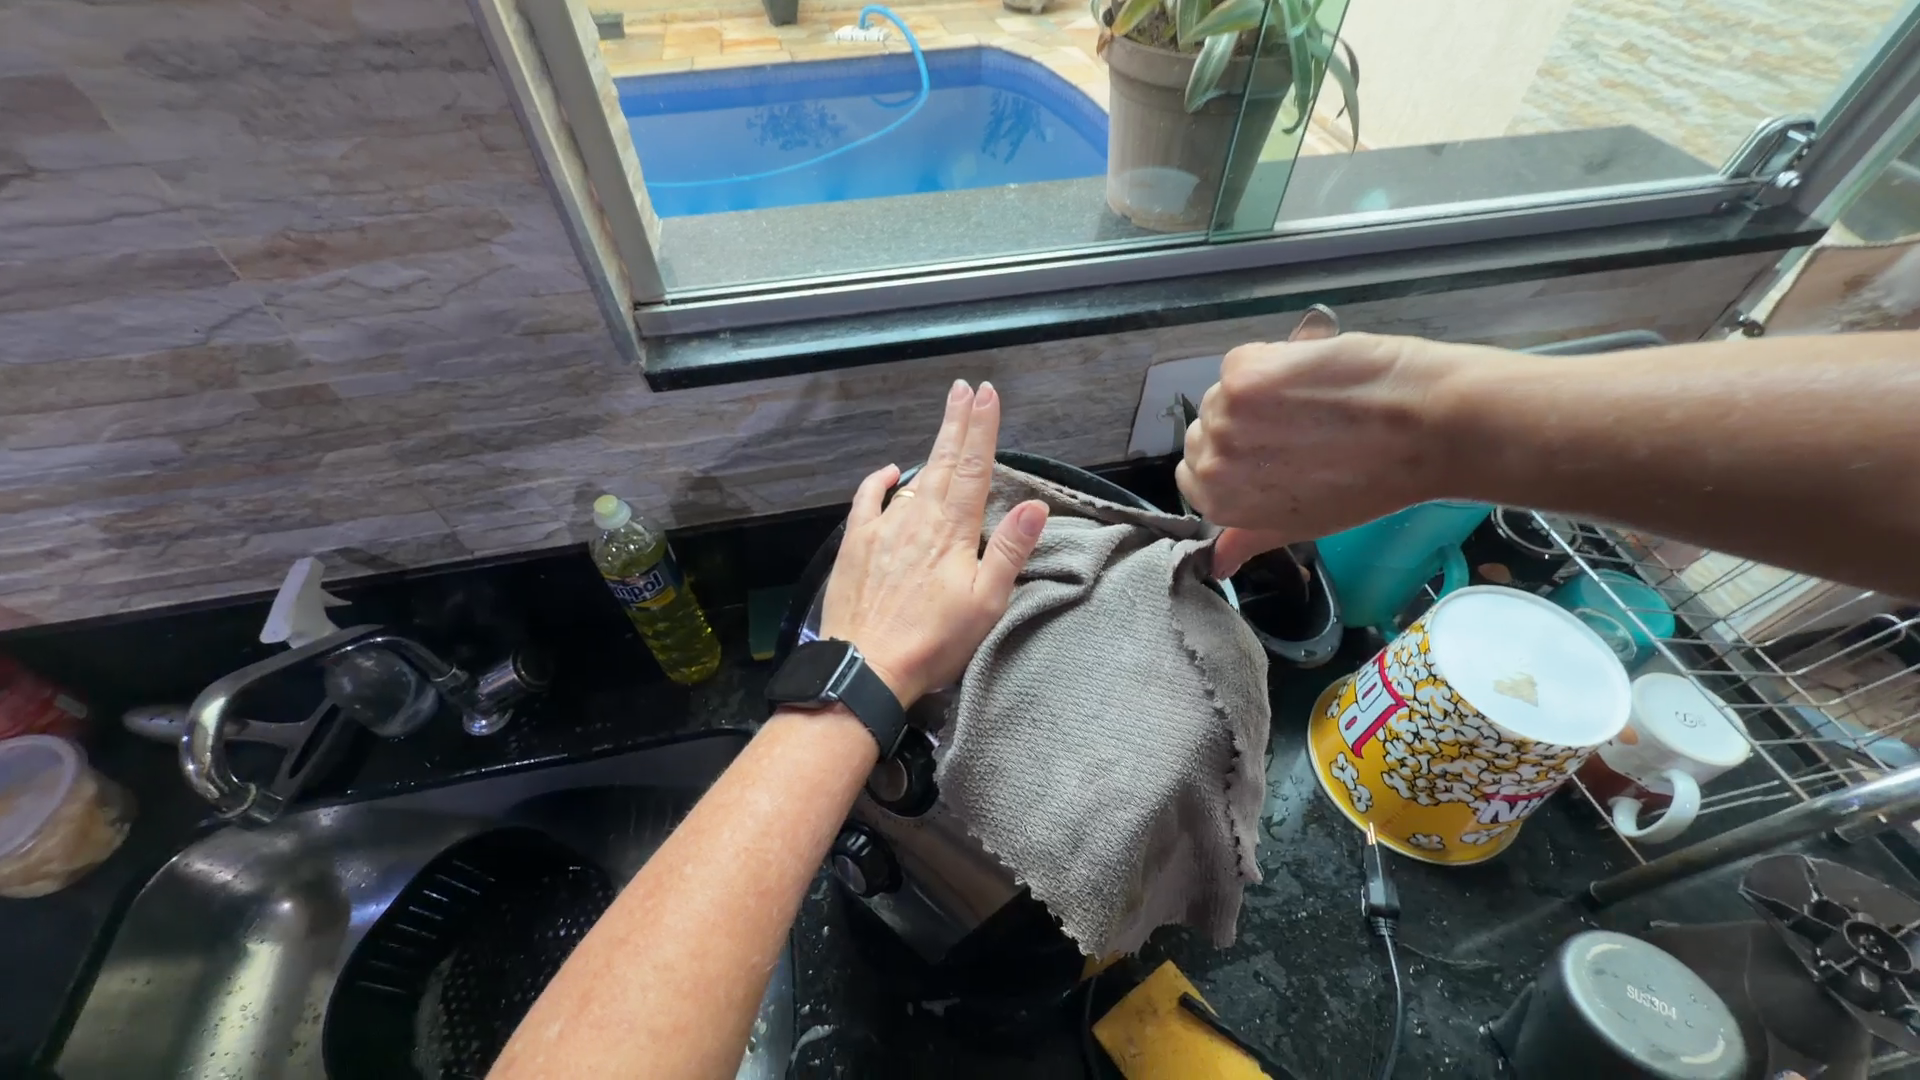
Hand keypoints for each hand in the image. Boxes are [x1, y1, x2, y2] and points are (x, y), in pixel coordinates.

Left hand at [819, 380, 1049, 705]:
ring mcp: (884, 528)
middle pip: (942, 461)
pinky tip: (888, 471)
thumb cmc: (934, 641)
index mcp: (953, 530)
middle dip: (957, 423)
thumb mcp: (985, 602)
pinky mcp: (856, 544)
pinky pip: (868, 500)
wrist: (865, 668)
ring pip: (911, 477)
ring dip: (928, 449)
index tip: (987, 395)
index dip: (981, 428)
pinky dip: (879, 481)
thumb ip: (1009, 549)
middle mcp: (918, 517)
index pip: (972, 467)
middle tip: (964, 388)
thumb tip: (1034, 504)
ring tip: (943, 427)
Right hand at [1176, 332, 1479, 577]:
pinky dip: (1270, 363)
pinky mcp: (1243, 371)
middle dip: (1238, 429)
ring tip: (1307, 402)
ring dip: (1254, 395)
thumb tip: (1216, 566)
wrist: (1430, 426)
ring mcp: (1224, 414)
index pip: (1193, 476)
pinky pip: (1240, 364)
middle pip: (1202, 434)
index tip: (1262, 456)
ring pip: (1221, 396)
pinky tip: (1309, 376)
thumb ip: (1249, 538)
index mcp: (1219, 501)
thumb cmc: (1373, 483)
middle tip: (1291, 429)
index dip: (1228, 462)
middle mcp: (1211, 461)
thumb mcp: (1303, 524)